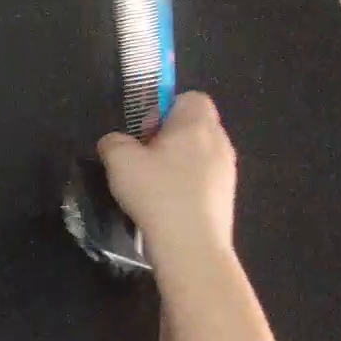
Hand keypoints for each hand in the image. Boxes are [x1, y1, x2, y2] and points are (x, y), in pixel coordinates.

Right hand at [97, 91, 237, 253]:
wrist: (191, 244)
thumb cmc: (156, 192)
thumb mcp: (117, 159)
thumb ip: (114, 141)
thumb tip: (119, 143)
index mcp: (196, 126)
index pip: (190, 97)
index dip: (164, 106)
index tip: (145, 130)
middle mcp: (219, 142)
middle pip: (194, 124)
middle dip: (168, 134)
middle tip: (142, 155)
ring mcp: (227, 170)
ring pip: (198, 150)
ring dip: (176, 158)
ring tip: (151, 181)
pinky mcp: (225, 194)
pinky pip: (203, 175)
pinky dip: (184, 180)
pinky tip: (165, 200)